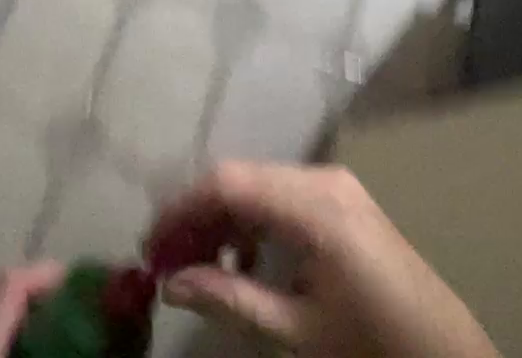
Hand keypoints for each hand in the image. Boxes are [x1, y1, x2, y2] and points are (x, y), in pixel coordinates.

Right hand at [146, 163, 498, 357]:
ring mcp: (337, 187)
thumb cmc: (372, 345)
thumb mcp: (296, 332)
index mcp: (314, 205)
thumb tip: (170, 282)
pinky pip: (283, 198)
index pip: (227, 183)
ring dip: (222, 220)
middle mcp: (323, 180)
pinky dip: (253, 222)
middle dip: (197, 216)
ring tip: (196, 265)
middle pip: (241, 179)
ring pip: (259, 187)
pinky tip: (242, 262)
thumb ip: (229, 299)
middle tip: (165, 261)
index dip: (181, 209)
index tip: (150, 247)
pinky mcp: (344, 203)